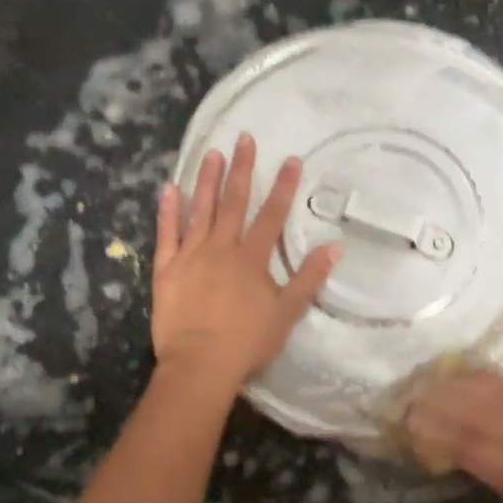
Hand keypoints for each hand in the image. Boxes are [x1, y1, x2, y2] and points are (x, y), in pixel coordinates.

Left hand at [152, 133, 339, 388]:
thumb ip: (309, 277)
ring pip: (200, 210)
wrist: (200, 364)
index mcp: (252, 258)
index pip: (272, 215)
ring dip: (207, 180)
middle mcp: (222, 248)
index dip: (283, 187)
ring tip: (211, 153)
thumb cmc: (247, 341)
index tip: (291, 159)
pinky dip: (168, 211)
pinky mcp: (166, 269)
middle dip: (242, 169)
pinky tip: (169, 188)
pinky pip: (167, 234)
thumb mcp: (287, 312)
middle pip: (234, 203)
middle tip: (245, 138)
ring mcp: (191, 256)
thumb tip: (336, 246)